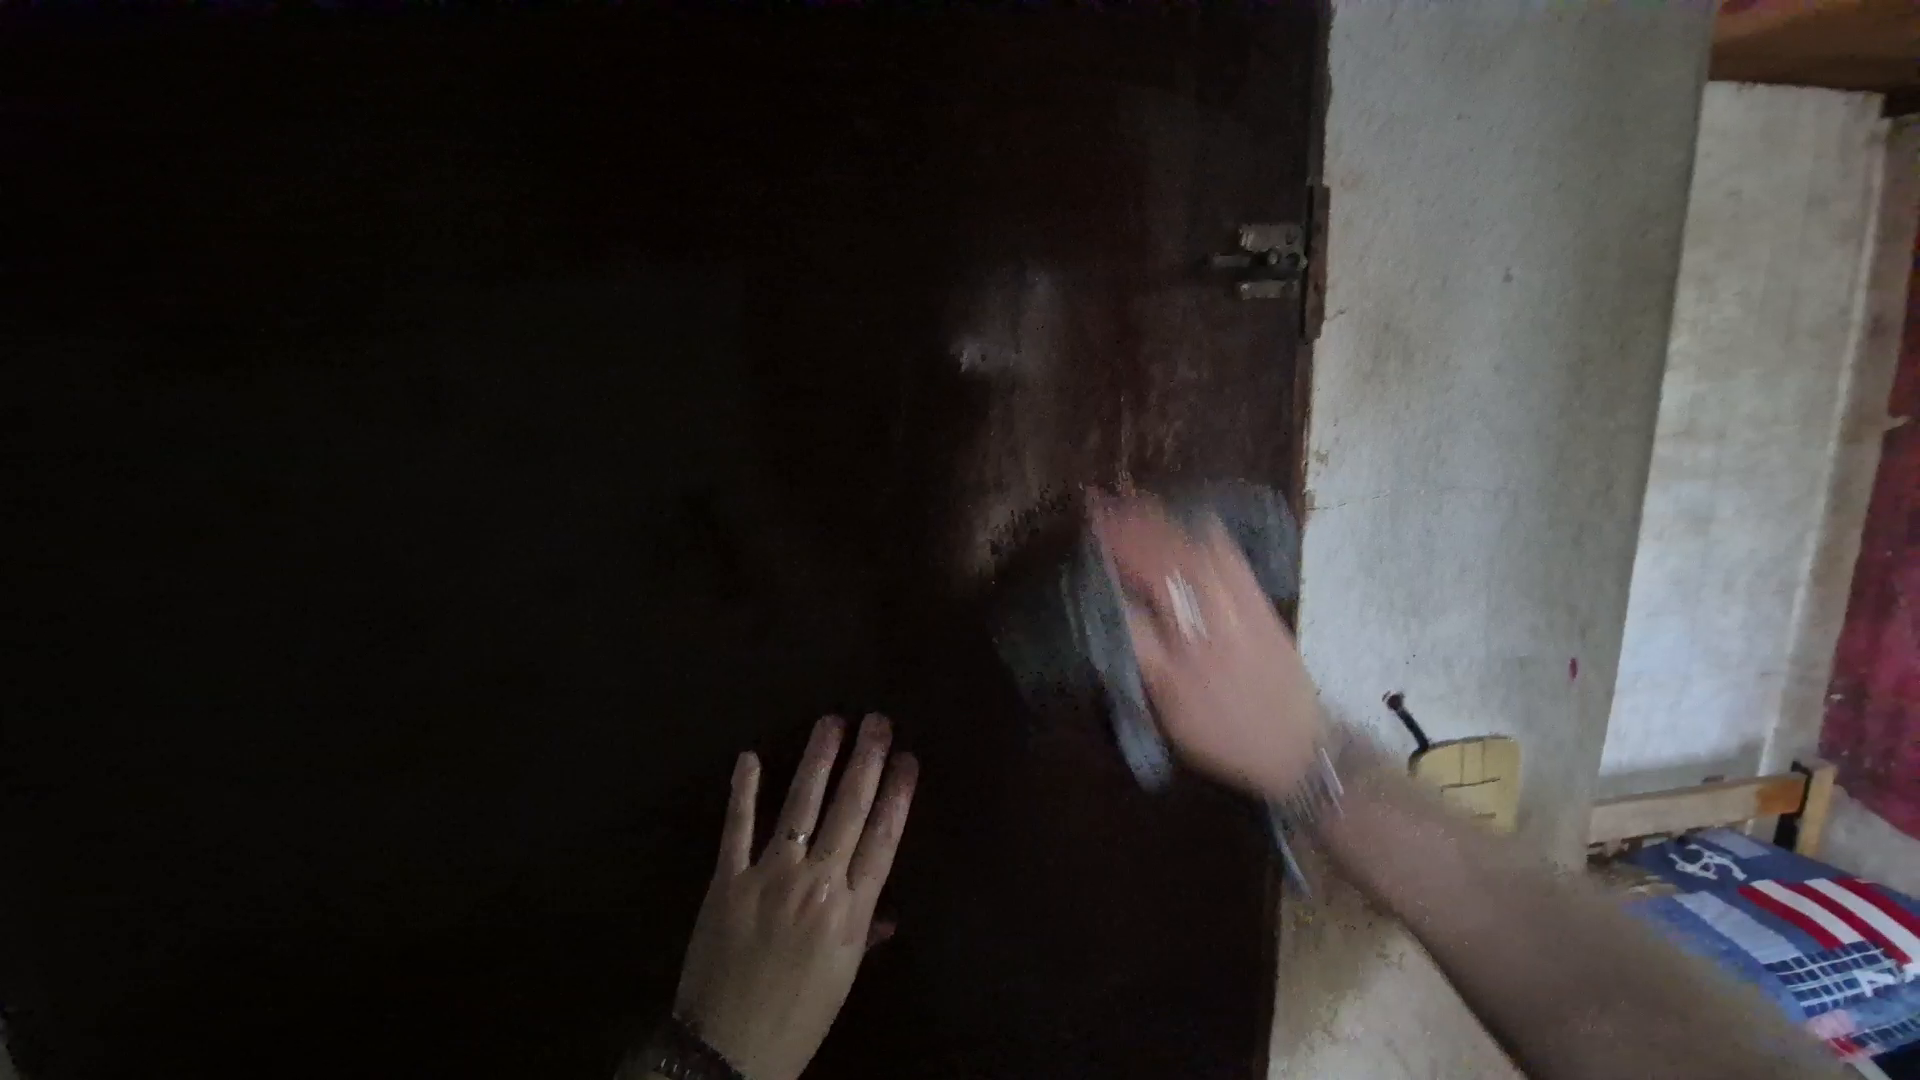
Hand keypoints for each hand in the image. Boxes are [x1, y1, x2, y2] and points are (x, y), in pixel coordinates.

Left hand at [672, 715, 917, 1079]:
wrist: (725, 1052)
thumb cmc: (796, 1019)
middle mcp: (817, 884)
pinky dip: (742, 792)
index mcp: (851, 912)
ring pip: (800, 807)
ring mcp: (770, 878)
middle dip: (866, 761)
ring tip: (832, 722)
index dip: (898, 794)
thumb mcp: (842, 980)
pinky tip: (749, 758)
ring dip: (818, 761)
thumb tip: (887, 912)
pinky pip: (737, 829)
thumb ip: (864, 935)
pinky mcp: (728, 881)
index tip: (908, 758)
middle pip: (848, 811)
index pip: (883, 839)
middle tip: (878, 721)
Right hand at [1091, 492, 1322, 799]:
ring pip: (1196, 558)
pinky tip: (1191, 517)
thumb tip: (1114, 619)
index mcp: (1179, 667)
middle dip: (1130, 533)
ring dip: (1161, 526)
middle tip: (1101, 507)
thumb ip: (1142, 668)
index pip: (1132, 607)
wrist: (1300, 749)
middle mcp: (1208, 634)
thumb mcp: (1173, 718)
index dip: (1107, 571)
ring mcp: (1240, 615)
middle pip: (1164, 570)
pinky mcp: (1263, 606)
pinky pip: (1233, 561)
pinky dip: (1207, 534)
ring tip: (1133, 502)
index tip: (1086, 543)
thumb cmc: (1225, 739)